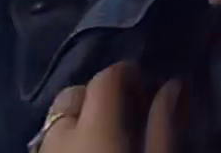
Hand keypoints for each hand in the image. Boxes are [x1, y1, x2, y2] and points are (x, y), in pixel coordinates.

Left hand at [36, 63, 179, 152]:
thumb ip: (164, 124)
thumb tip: (173, 84)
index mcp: (92, 127)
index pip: (107, 77)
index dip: (129, 75)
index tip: (148, 87)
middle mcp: (58, 138)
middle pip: (72, 95)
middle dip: (96, 97)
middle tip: (124, 116)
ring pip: (55, 126)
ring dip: (77, 124)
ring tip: (104, 138)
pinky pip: (47, 149)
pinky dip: (66, 146)